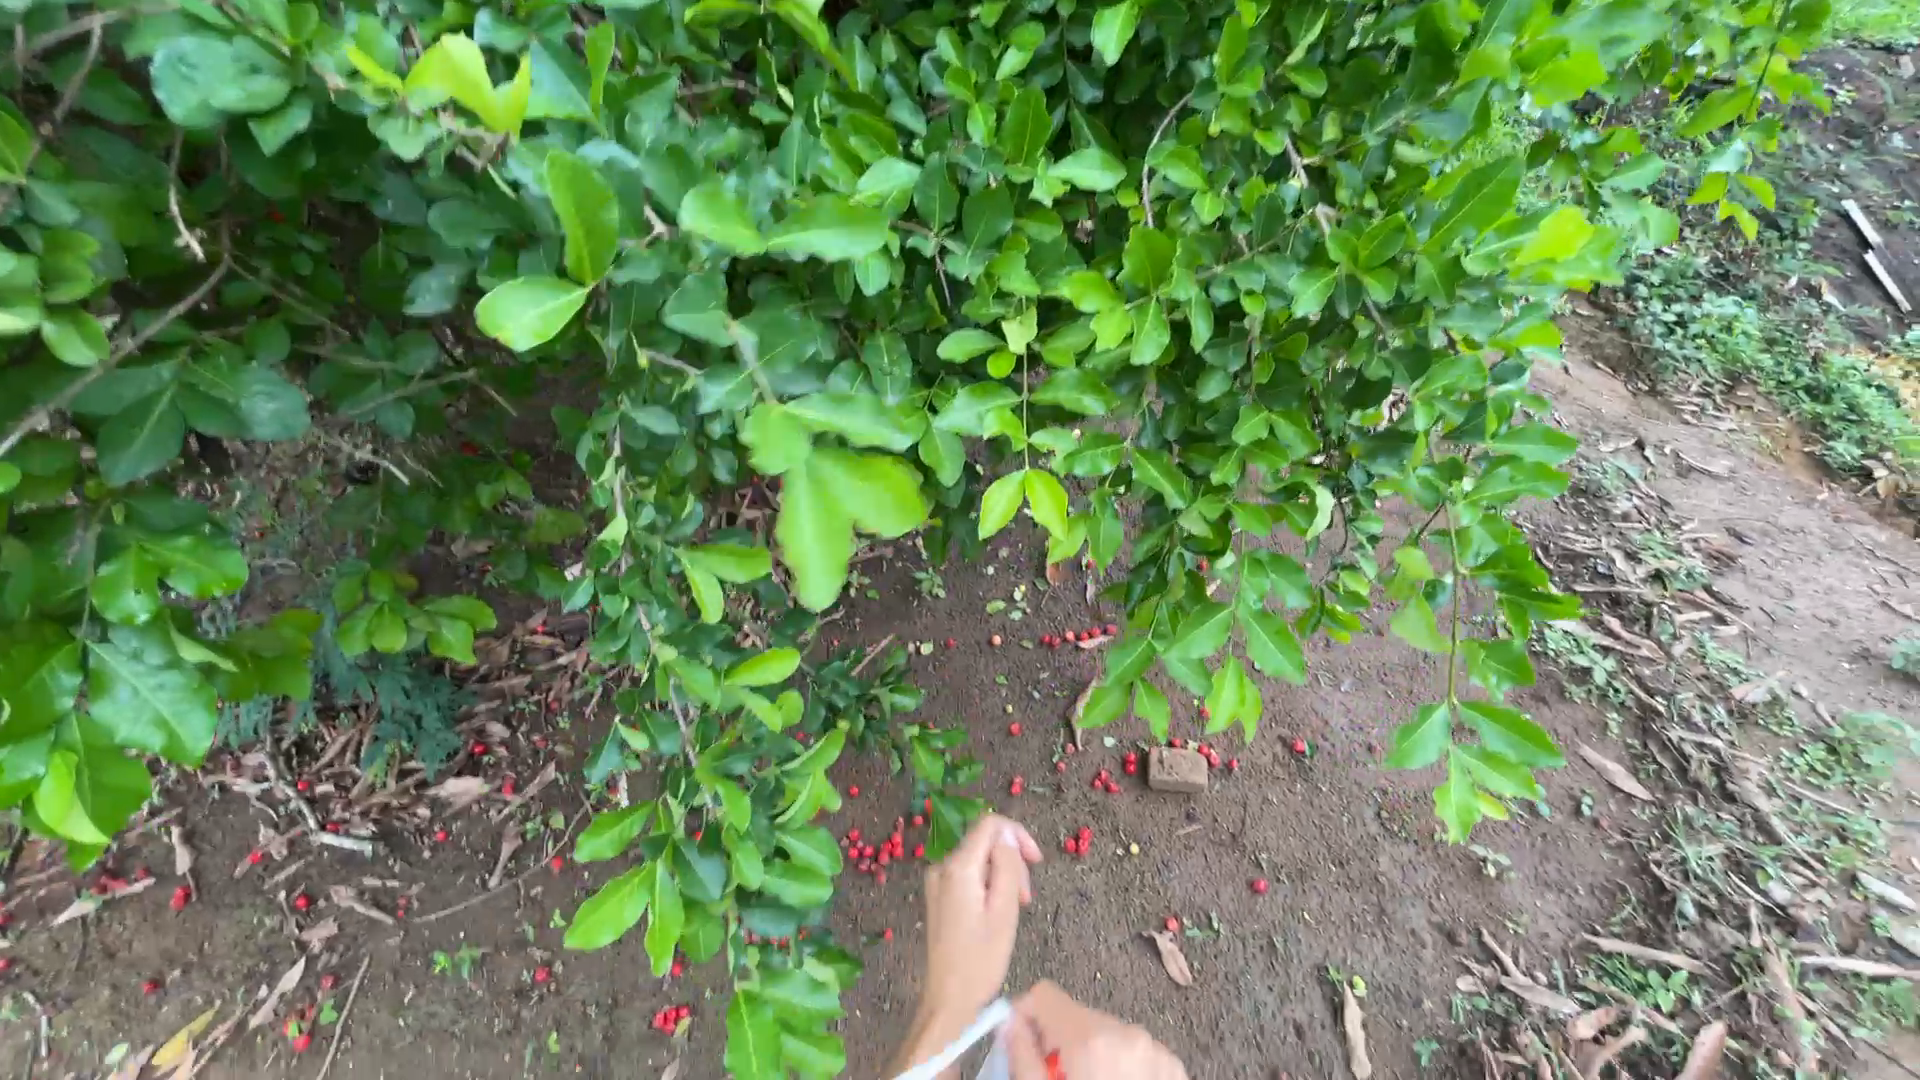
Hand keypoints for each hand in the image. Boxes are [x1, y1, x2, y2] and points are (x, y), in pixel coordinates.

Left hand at [888, 814, 1042, 1074]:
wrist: (948, 1000)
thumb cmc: (981, 960)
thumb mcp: (1004, 909)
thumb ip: (1007, 864)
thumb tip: (1007, 835)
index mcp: (958, 866)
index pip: (990, 824)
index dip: (1017, 834)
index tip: (1037, 860)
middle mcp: (942, 866)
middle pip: (985, 842)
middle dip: (1011, 860)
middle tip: (1027, 898)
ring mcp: (937, 881)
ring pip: (979, 859)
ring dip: (1002, 876)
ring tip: (1014, 909)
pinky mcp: (938, 895)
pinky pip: (969, 875)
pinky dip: (988, 886)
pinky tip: (996, 913)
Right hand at [1002, 981, 1187, 1079]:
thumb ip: (1023, 1058)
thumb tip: (1011, 1023)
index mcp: (1090, 1040)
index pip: (1044, 995)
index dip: (1027, 1018)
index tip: (1023, 1044)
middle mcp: (1127, 1034)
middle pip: (1076, 1016)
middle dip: (1061, 1044)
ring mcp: (1156, 1050)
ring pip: (1106, 1033)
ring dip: (1093, 1055)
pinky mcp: (1175, 1068)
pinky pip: (1135, 1051)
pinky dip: (1121, 1067)